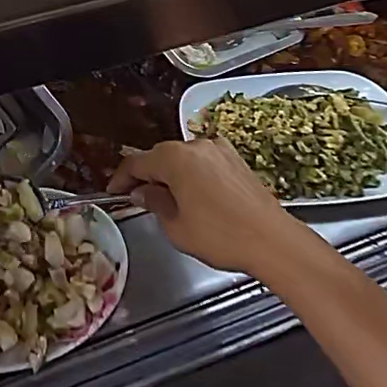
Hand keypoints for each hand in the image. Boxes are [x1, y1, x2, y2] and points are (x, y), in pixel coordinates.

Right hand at [108, 139, 307, 274]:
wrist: (272, 240)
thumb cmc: (220, 236)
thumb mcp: (176, 226)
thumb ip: (155, 203)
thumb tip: (144, 192)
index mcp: (174, 158)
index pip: (137, 162)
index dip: (121, 178)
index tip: (114, 190)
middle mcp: (196, 145)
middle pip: (160, 156)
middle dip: (147, 175)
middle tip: (138, 196)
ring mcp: (219, 149)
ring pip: (183, 158)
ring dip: (171, 174)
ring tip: (167, 199)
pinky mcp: (236, 159)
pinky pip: (204, 162)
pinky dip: (193, 174)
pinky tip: (194, 196)